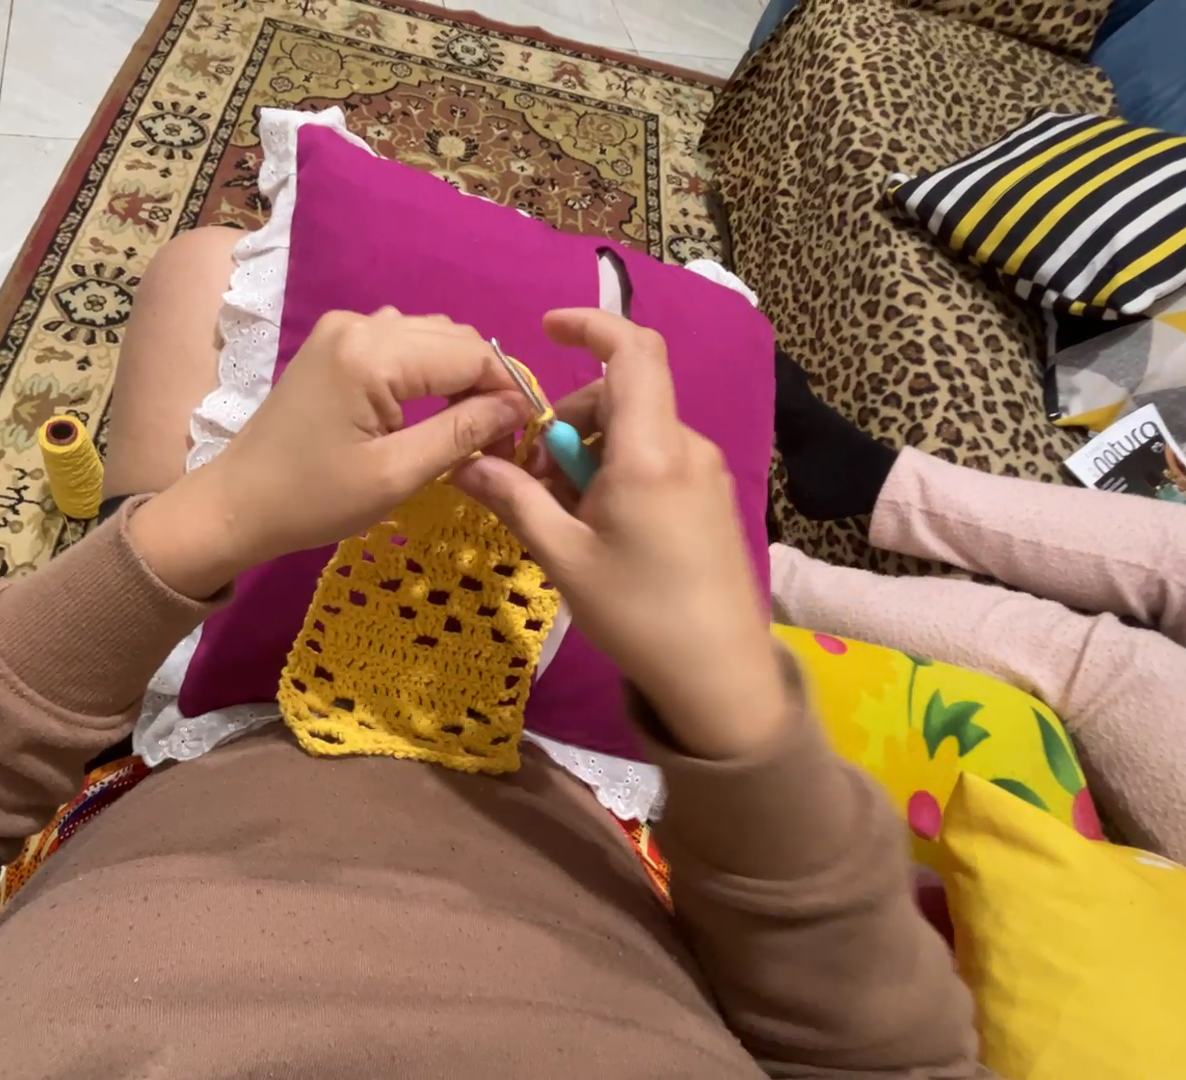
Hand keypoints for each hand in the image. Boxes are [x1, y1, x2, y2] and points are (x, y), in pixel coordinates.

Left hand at [131, 308, 531, 596]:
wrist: (237, 505)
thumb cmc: (313, 501)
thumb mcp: (396, 475)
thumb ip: (462, 433)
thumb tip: (517, 406)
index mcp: (373, 354)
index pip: (470, 353)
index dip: (509, 389)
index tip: (528, 432)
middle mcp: (359, 324)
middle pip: (452, 338)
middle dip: (486, 382)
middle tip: (502, 437)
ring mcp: (342, 330)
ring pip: (429, 338)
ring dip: (457, 375)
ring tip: (469, 427)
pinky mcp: (333, 345)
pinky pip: (399, 344)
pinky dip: (425, 371)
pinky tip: (430, 408)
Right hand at [451, 308, 786, 758]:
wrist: (720, 677)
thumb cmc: (638, 613)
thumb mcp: (563, 557)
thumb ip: (515, 499)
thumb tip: (466, 463)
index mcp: (651, 453)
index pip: (632, 353)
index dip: (591, 326)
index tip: (546, 329)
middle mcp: (685, 449)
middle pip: (618, 400)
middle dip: (565, 425)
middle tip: (529, 481)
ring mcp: (703, 474)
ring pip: (632, 435)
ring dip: (585, 458)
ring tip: (560, 518)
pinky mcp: (709, 499)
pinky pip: (652, 463)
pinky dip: (612, 475)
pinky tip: (596, 528)